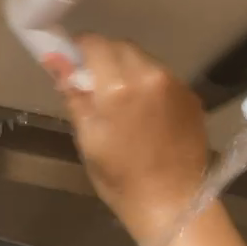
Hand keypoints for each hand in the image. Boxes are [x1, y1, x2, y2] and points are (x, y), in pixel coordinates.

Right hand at [48, 36, 209, 243]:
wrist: (169, 201)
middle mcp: (150, 75)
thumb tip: (55, 60)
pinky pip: (162, 77)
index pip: (94, 44)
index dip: (79, 51)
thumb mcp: (87, 137)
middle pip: (120, 47)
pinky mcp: (191, 95)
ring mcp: (175, 83)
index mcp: (118, 88)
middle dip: (104, 60)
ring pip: (143, 60)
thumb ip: (74, 94)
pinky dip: (148, 86)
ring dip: (127, 71)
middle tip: (94, 90)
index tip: (72, 67)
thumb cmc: (118, 177)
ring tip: (122, 106)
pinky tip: (145, 116)